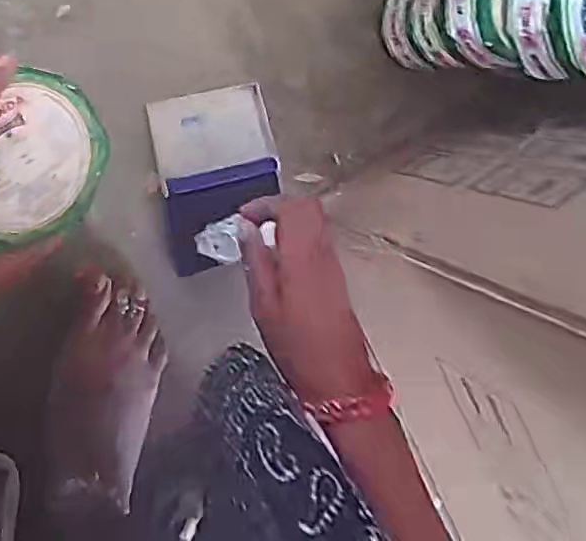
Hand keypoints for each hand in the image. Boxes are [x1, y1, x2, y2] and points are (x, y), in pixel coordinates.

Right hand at [239, 195, 380, 403]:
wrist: (341, 383)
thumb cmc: (298, 348)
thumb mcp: (263, 304)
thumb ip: (254, 259)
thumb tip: (246, 229)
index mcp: (303, 256)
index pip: (291, 206)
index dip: (264, 204)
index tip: (244, 216)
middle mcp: (323, 253)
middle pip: (307, 206)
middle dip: (277, 205)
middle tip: (253, 220)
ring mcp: (334, 263)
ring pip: (314, 219)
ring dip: (287, 219)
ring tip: (262, 237)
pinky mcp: (336, 275)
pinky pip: (317, 238)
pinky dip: (296, 234)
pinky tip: (279, 257)